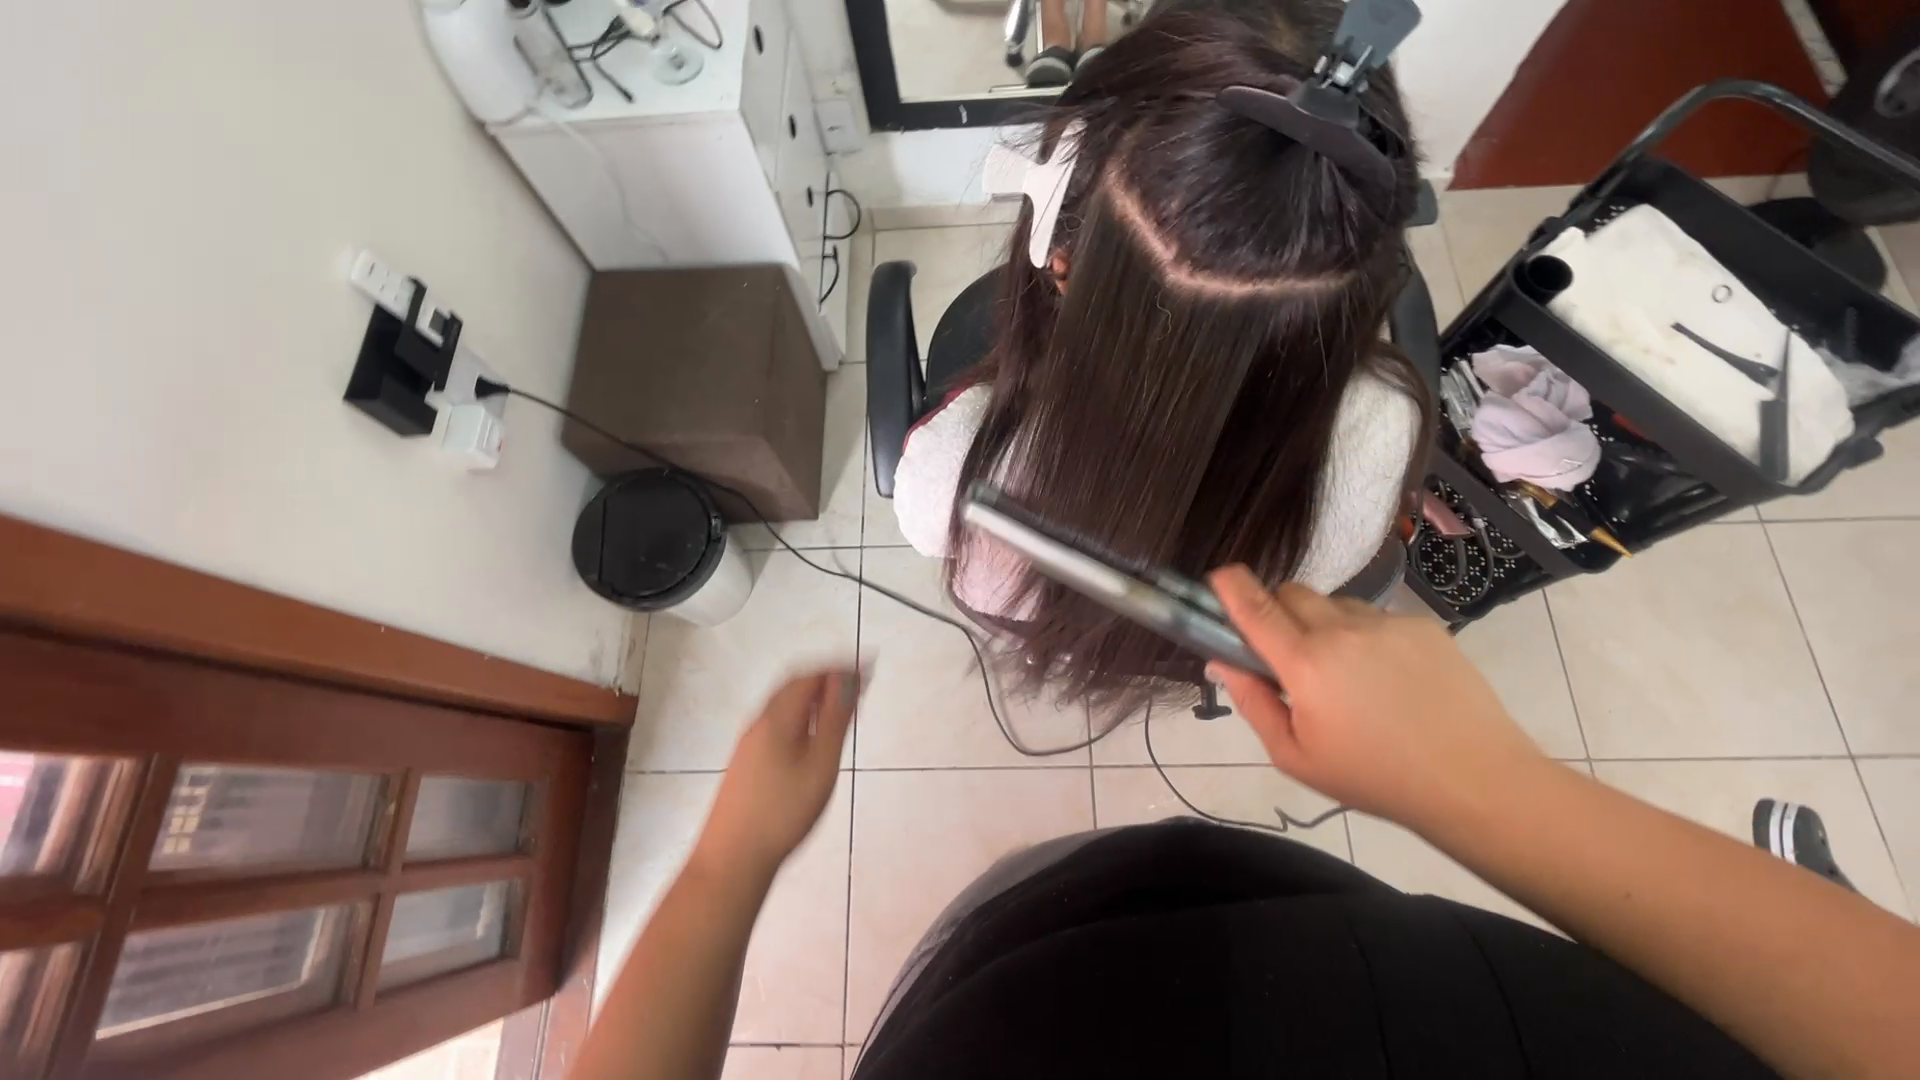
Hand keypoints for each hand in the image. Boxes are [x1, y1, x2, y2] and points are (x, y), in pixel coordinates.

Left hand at [696, 667, 860, 876]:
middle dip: (827, 679)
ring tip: (841, 709)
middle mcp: (758, 723)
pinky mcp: (745, 764)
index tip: (868, 670)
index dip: (840, 668)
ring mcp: (748, 744)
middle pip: (793, 686)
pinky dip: (800, 716)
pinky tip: (811, 738)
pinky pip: (776, 724)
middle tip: (858, 686)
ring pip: (782, 706)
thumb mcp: (820, 764)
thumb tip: (846, 679)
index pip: (810, 676)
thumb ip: (834, 719)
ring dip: (813, 698)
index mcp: (777, 718)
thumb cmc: (784, 812)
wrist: (731, 860)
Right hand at [1205, 566, 1546, 829]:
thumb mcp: (1295, 757)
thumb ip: (1252, 703)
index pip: (1254, 606)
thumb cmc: (1375, 777)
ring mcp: (1387, 623)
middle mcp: (1342, 630)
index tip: (1218, 578)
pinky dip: (1364, 636)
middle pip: (1291, 592)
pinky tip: (1387, 679)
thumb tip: (1221, 662)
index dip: (1229, 585)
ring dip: (1322, 625)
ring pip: (1333, 604)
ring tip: (1346, 674)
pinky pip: (1374, 617)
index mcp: (1305, 663)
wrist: (1476, 781)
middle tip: (1287, 654)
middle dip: (1276, 612)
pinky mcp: (1423, 625)